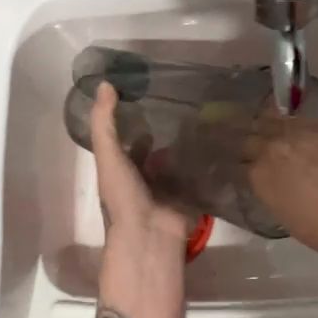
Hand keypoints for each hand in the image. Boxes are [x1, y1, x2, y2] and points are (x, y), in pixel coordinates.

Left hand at [90, 82, 192, 252]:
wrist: (151, 235)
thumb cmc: (123, 196)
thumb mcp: (108, 155)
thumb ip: (105, 122)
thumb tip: (104, 83)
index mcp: (119, 170)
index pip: (124, 141)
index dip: (130, 121)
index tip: (145, 95)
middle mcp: (141, 179)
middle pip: (151, 151)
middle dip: (161, 133)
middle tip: (179, 105)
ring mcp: (166, 189)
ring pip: (174, 162)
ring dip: (183, 147)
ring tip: (199, 119)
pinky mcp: (188, 196)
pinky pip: (195, 175)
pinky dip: (201, 163)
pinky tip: (212, 142)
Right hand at [244, 113, 317, 251]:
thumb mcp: (284, 217)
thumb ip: (269, 192)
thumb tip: (265, 182)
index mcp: (259, 176)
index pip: (235, 165)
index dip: (236, 169)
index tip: (236, 171)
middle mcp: (272, 148)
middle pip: (247, 138)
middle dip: (245, 146)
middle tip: (246, 153)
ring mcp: (296, 133)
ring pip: (267, 120)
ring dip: (263, 128)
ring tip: (265, 135)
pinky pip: (293, 119)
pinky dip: (288, 124)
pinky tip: (292, 134)